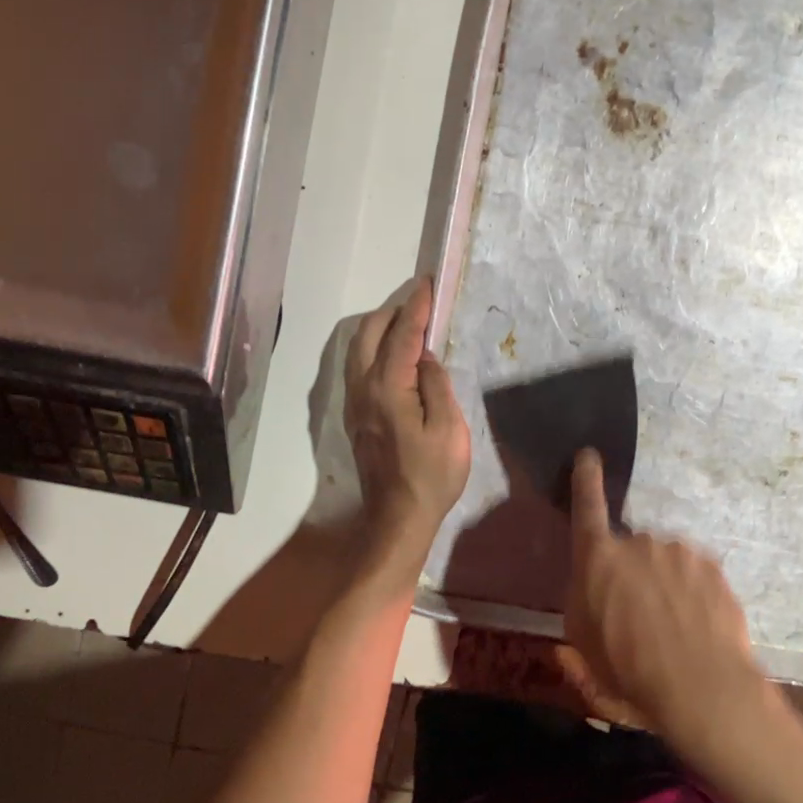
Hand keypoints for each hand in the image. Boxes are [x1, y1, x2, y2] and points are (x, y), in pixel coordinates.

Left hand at [343, 278, 470, 544]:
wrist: (398, 518)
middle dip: (393, 311)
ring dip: (380, 328)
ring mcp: (354, 403)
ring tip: (406, 322)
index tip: (427, 284)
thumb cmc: (431, 476)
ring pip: (358, 350)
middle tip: (418, 300)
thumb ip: (437, 385)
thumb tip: (426, 358)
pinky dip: (373, 349)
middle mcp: (363, 389)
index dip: (416, 308)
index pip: (402, 335)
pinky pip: (358, 368)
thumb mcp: (449, 429)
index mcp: (388, 388)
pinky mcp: (355, 417)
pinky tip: (393, 354)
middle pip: (369, 334)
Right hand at [563, 449, 770, 746]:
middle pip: (631, 550)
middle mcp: (638, 543)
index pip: (586, 508)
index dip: (585, 480)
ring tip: (675, 629)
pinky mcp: (712, 566)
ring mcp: (679, 551)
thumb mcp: (585, 660)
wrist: (702, 689)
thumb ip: (576, 632)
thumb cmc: (629, 674)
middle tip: (642, 617)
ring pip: (666, 562)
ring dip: (665, 584)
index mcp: (597, 561)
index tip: (588, 454)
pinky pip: (695, 574)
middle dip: (634, 574)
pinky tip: (698, 625)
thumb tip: (570, 634)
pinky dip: (694, 593)